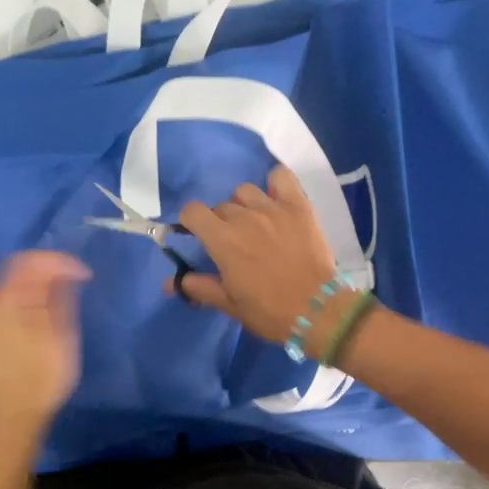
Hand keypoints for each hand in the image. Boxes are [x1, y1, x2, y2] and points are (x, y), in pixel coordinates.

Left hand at [0, 250, 87, 439]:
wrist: (9, 421)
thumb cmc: (40, 382)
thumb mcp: (60, 339)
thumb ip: (60, 299)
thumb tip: (63, 273)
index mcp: (3, 300)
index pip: (31, 261)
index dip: (60, 262)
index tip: (85, 274)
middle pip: (15, 270)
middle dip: (46, 271)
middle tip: (73, 283)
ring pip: (7, 287)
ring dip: (34, 287)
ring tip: (60, 300)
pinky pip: (0, 304)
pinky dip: (21, 302)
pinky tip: (38, 317)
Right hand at [177, 166, 347, 347]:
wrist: (317, 310)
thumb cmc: (270, 311)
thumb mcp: (230, 304)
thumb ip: (200, 287)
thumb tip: (171, 281)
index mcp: (223, 241)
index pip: (193, 211)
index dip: (191, 222)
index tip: (198, 236)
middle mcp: (244, 217)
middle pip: (221, 206)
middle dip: (221, 222)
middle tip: (234, 245)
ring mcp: (273, 208)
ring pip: (245, 191)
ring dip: (244, 205)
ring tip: (255, 224)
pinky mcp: (298, 206)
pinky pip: (280, 177)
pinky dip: (275, 184)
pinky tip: (276, 200)